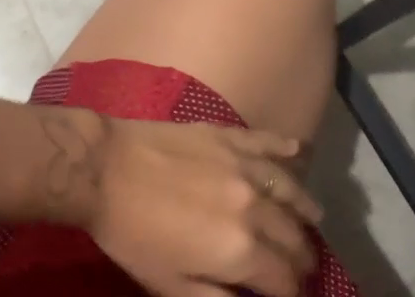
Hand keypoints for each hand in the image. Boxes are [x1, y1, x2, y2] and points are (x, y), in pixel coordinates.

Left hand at [84, 117, 323, 296]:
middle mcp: (254, 206)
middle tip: (299, 266)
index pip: (286, 279)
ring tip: (311, 219)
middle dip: (301, 258)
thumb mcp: (171, 287)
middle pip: (295, 236)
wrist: (104, 168)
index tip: (287, 295)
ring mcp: (243, 164)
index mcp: (241, 249)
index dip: (291, 293)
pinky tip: (297, 152)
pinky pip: (267, 141)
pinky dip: (286, 148)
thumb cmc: (133, 235)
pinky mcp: (227, 134)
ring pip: (291, 189)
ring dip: (305, 209)